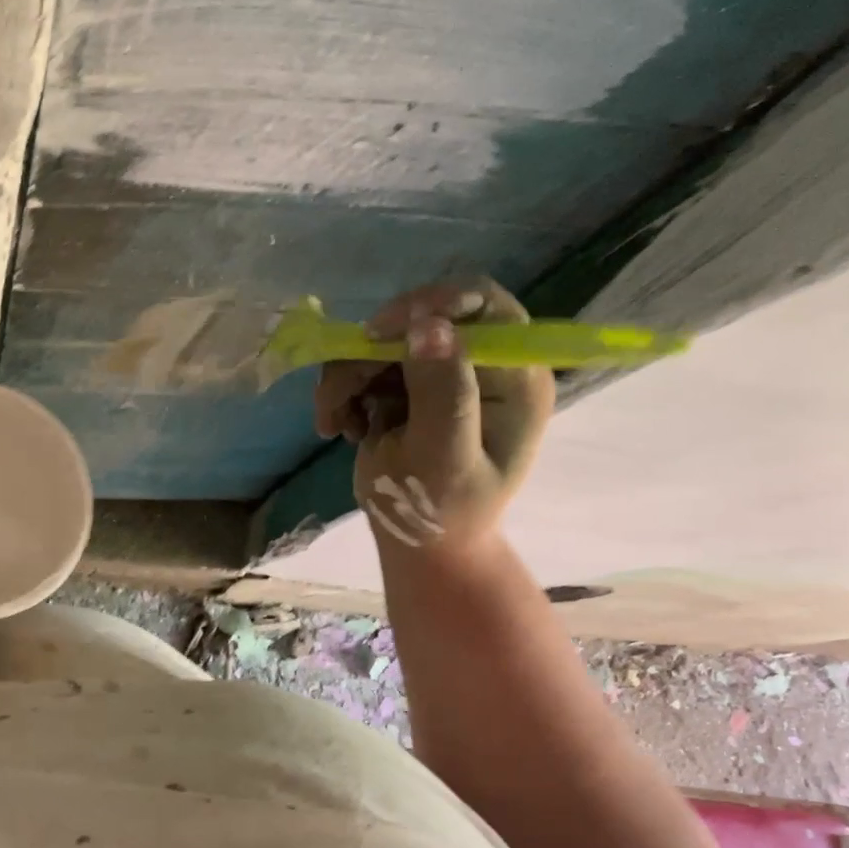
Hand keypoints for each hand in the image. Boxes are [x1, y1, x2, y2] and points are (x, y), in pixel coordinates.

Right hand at [313, 278, 554, 556]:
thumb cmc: (439, 510)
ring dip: (345, 378)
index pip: (481, 304)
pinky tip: (341, 425)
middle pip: (417, 318)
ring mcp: (441, 372)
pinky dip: (342, 390)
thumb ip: (443, 394)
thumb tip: (430, 325)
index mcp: (513, 376)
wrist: (419, 543)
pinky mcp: (407, 383)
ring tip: (335, 424)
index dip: (429, 305)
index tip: (377, 334)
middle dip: (368, 356)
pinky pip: (363, 362)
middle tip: (340, 400)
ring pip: (380, 340)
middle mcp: (481, 364)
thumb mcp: (442, 459)